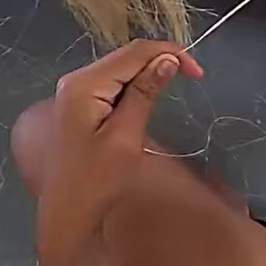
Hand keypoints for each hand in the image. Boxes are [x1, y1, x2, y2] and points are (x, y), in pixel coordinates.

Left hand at [34, 40, 202, 265]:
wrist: (68, 212)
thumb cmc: (98, 180)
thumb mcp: (126, 136)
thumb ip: (145, 93)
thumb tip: (167, 60)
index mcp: (84, 84)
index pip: (133, 52)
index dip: (169, 53)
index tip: (198, 72)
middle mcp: (76, 79)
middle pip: (125, 56)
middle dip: (160, 60)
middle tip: (193, 77)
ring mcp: (74, 91)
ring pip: (120, 68)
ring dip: (149, 72)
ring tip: (176, 84)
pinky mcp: (78, 103)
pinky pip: (112, 83)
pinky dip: (135, 84)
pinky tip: (149, 95)